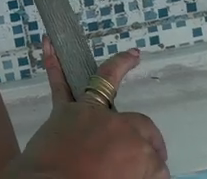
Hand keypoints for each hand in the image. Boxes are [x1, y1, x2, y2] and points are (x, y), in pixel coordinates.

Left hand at [2, 41, 169, 178]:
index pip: (158, 161)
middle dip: (149, 142)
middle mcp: (117, 124)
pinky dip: (52, 62)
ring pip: (105, 83)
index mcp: (138, 151)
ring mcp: (88, 112)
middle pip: (142, 126)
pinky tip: (49, 41)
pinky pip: (58, 83)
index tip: (153, 178)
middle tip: (150, 157)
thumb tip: (138, 168)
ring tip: (132, 56)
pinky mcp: (62, 111)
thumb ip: (137, 172)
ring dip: (119, 66)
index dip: (157, 173)